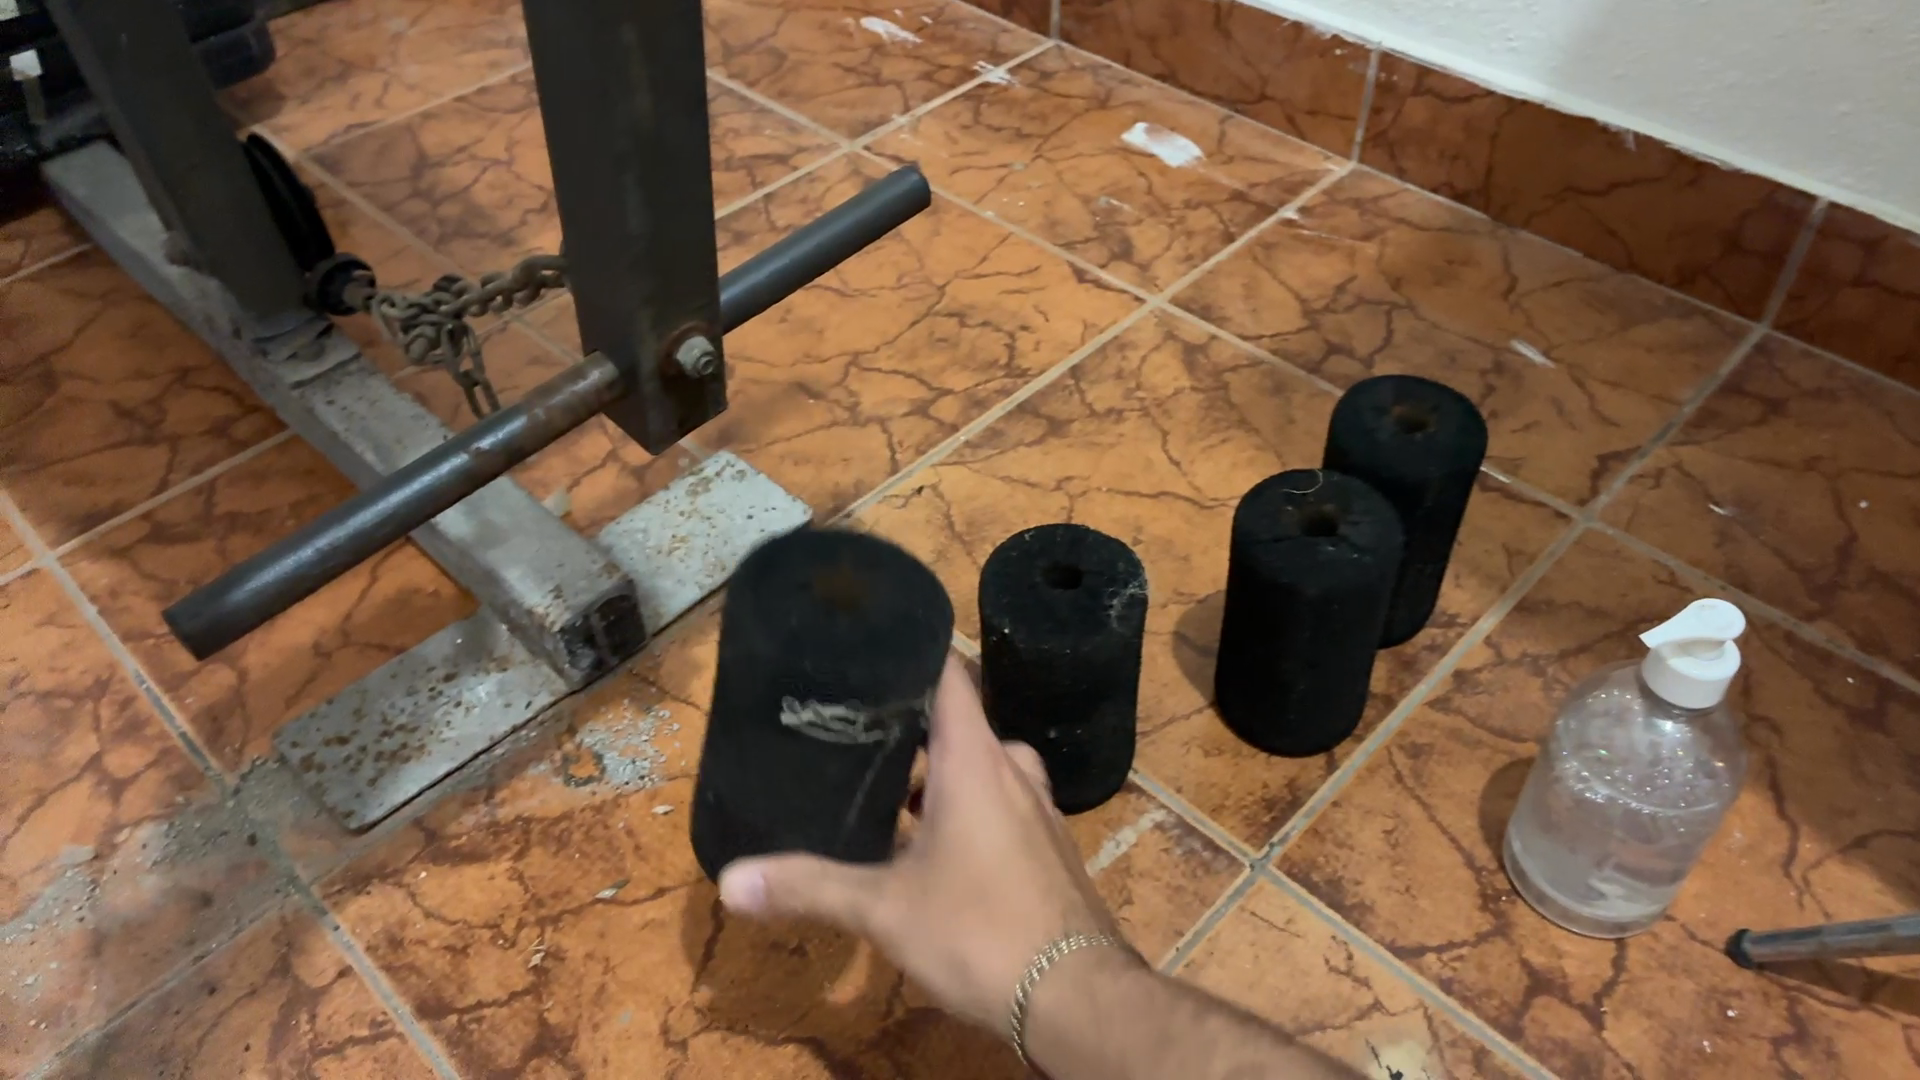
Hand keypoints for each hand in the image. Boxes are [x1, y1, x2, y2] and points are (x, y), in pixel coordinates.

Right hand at [716, 654, 1133, 1032]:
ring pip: (982, 766)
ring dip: (940, 774)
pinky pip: (1003, 801)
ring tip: (888, 788)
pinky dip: (969, 805)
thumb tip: (731, 880)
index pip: (949, 674)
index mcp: (975, 757)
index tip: (870, 650)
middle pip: (959, 722)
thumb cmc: (979, 929)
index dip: (912, 654)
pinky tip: (937, 843)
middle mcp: (1011, 768)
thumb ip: (810, 886)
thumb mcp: (884, 908)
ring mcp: (1037, 805)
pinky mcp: (1048, 841)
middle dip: (912, 726)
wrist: (1076, 995)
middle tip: (859, 732)